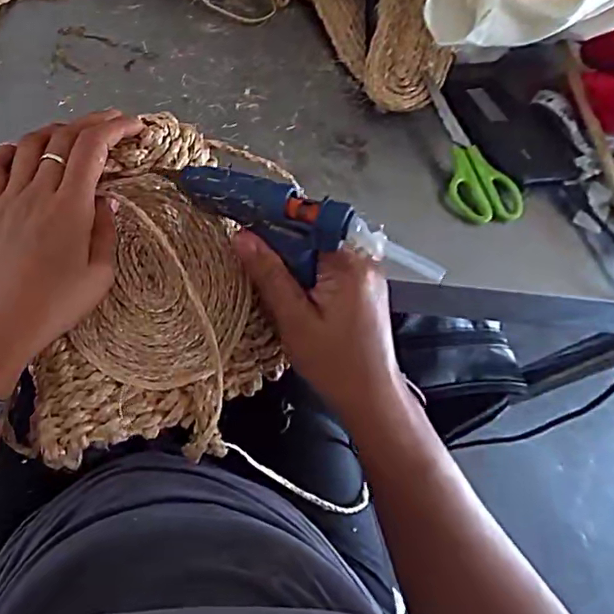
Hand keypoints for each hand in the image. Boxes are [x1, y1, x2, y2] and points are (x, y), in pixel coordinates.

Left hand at [0, 110, 143, 395]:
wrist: (5, 323)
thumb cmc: (57, 304)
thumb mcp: (100, 273)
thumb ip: (105, 229)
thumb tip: (105, 199)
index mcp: (69, 206)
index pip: (91, 147)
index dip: (114, 127)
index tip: (133, 125)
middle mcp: (38, 192)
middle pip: (64, 137)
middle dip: (92, 122)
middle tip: (112, 123)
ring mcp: (9, 197)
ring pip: (31, 144)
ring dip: (56, 130)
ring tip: (74, 134)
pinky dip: (11, 150)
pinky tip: (25, 153)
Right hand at [234, 233, 401, 422]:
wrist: (371, 397)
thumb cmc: (335, 364)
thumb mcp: (293, 318)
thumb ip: (269, 273)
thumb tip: (243, 237)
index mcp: (349, 262)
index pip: (309, 219)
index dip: (275, 216)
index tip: (245, 217)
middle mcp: (363, 260)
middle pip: (313, 230)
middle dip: (280, 238)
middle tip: (248, 247)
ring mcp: (365, 272)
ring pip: (317, 246)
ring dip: (290, 254)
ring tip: (263, 268)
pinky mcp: (361, 285)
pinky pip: (326, 262)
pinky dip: (304, 268)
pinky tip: (287, 285)